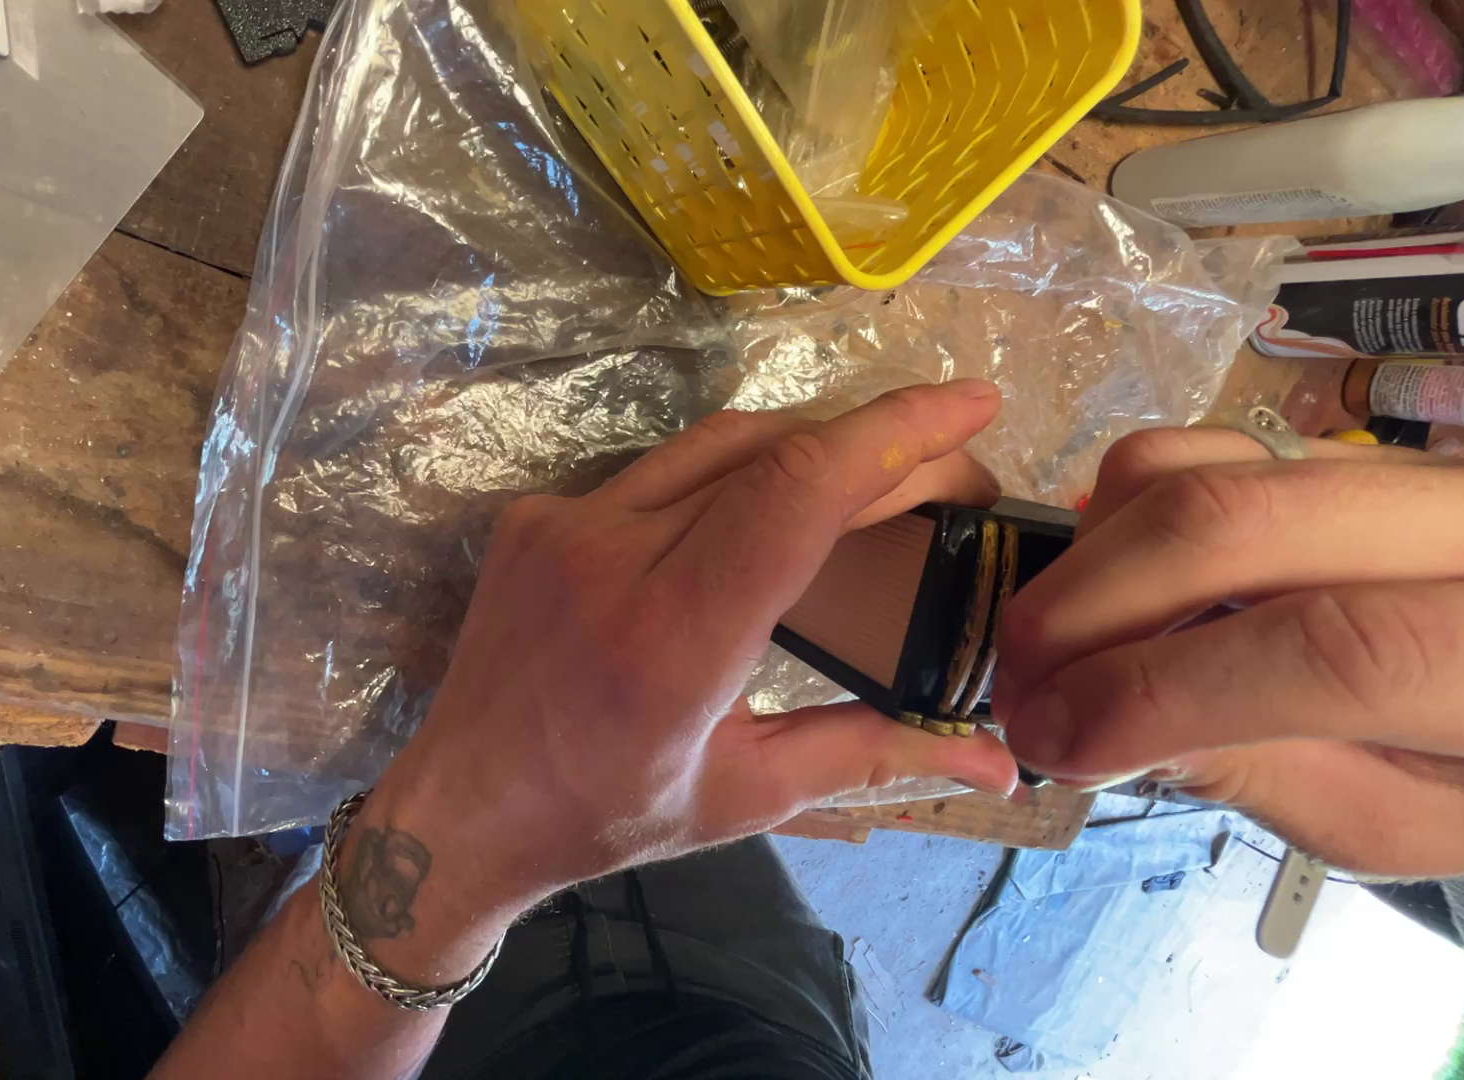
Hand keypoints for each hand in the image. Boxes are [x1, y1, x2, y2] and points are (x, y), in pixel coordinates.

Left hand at [372, 381, 1021, 914]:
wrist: (468, 804)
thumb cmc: (610, 812)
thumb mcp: (747, 792)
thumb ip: (872, 753)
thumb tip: (995, 763)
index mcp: (674, 636)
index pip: (796, 492)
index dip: (894, 432)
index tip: (971, 404)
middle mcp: (611, 557)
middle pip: (766, 449)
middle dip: (868, 439)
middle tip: (935, 465)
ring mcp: (562, 524)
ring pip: (710, 443)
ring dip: (799, 446)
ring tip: (858, 476)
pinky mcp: (534, 515)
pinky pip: (654, 470)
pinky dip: (722, 476)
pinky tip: (748, 511)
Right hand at [994, 427, 1463, 876]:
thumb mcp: (1409, 826)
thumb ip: (1254, 776)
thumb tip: (1083, 730)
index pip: (1338, 651)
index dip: (1156, 695)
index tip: (1049, 741)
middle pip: (1229, 527)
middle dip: (1078, 612)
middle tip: (1018, 687)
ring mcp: (1405, 459)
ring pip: (1184, 472)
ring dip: (1079, 568)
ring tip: (1062, 645)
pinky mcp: (1326, 441)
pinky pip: (1178, 451)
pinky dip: (1104, 519)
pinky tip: (1109, 588)